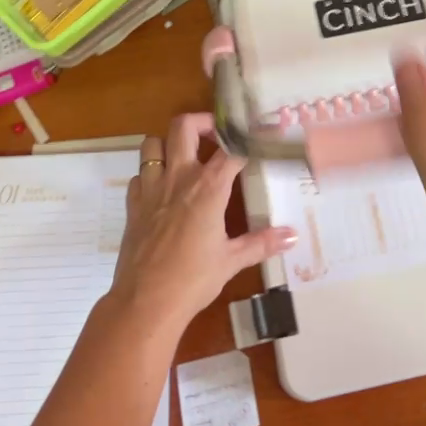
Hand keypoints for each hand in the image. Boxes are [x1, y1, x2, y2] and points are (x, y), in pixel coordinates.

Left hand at [109, 113, 297, 329]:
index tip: (261, 133)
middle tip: (217, 137)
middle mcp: (178, 179)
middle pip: (184, 126)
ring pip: (152, 143)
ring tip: (185, 158)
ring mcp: (151, 189)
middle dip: (202, 122)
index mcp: (208, 189)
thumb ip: (262, 243)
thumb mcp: (231, 261)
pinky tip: (162, 192)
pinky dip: (150, 175)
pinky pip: (138, 175)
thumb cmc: (193, 280)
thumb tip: (292, 236)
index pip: (232, 148)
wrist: (145, 303)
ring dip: (169, 144)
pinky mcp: (132, 205)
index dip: (248, 136)